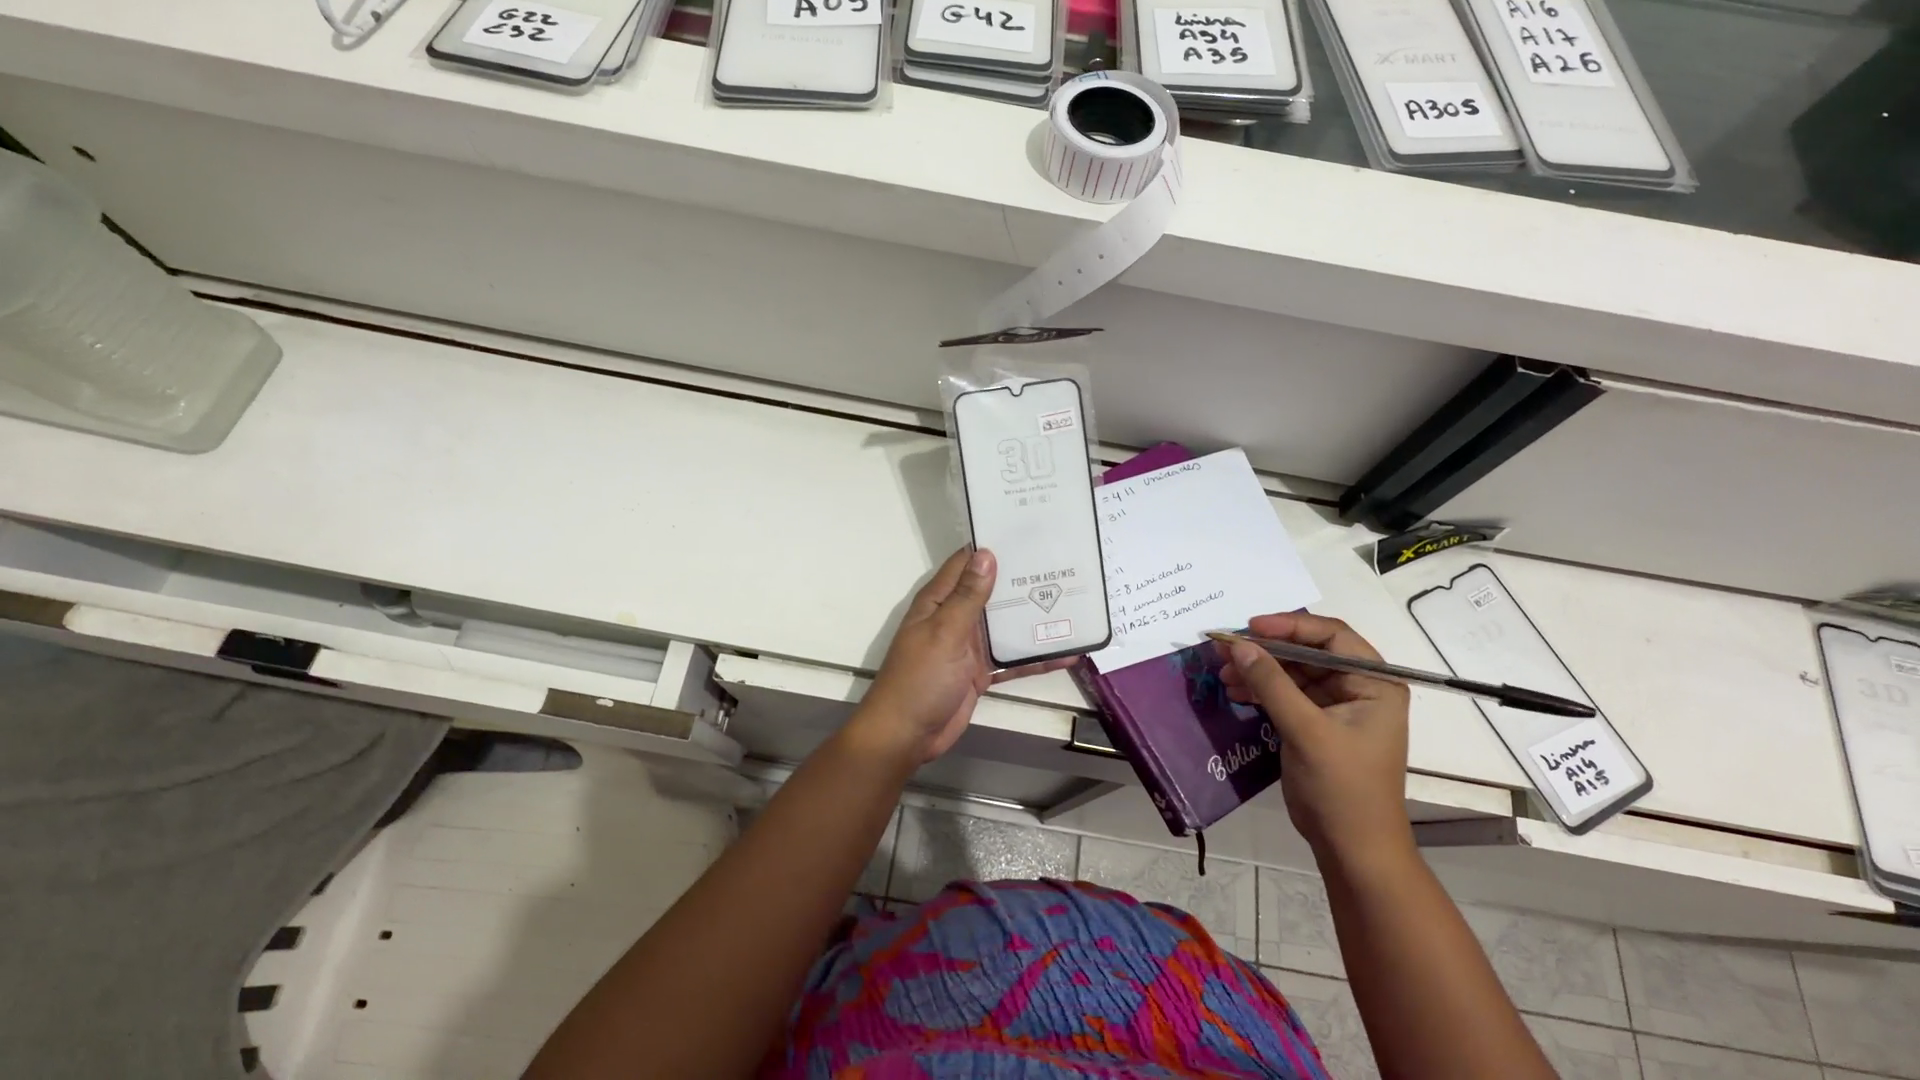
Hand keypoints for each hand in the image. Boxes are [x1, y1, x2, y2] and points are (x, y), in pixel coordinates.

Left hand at [853, 547, 1073, 765]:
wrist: (907, 736)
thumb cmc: (920, 679)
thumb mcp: (945, 633)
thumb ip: (968, 597)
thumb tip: (986, 554)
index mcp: (938, 603)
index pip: (965, 564)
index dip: (991, 547)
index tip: (1025, 532)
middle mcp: (954, 619)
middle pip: (991, 593)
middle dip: (1021, 581)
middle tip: (1061, 565)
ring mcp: (968, 647)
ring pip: (1005, 626)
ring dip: (1031, 618)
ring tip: (1073, 602)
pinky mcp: (980, 673)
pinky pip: (1011, 660)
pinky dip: (1034, 658)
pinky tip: (1067, 654)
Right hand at [1218, 612, 1413, 860]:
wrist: (1352, 847)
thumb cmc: (1342, 788)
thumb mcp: (1307, 732)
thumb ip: (1272, 684)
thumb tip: (1239, 645)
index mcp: (1375, 683)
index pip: (1332, 636)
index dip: (1291, 625)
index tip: (1250, 627)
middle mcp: (1359, 688)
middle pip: (1309, 652)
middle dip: (1267, 651)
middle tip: (1227, 651)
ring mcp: (1338, 708)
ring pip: (1293, 673)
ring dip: (1259, 671)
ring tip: (1224, 674)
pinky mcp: (1316, 725)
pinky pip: (1287, 695)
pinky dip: (1261, 691)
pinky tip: (1236, 691)